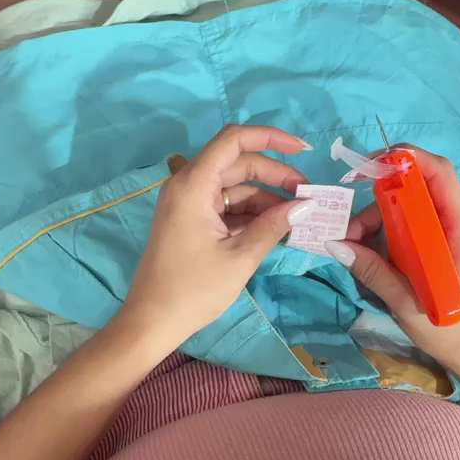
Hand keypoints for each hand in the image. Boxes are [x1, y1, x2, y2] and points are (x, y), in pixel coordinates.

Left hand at [115, 124, 313, 352]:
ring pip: (234, 186)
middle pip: (238, 163)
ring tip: (298, 215)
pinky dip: (250, 212)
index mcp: (193, 185)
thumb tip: (305, 205)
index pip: (233, 140)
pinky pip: (225, 205)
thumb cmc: (192, 290)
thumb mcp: (239, 258)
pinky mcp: (190, 221)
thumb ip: (273, 226)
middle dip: (275, 174)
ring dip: (266, 196)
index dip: (270, 137)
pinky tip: (276, 226)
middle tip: (308, 195)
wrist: (151, 322)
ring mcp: (187, 203)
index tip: (302, 150)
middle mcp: (187, 185)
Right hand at [326, 145, 459, 384]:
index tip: (367, 167)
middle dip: (379, 199)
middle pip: (417, 187)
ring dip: (378, 220)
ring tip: (355, 247)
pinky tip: (369, 254)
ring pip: (409, 207)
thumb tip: (336, 244)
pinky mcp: (441, 247)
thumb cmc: (452, 329)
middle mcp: (457, 222)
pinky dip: (387, 233)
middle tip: (350, 227)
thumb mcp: (407, 302)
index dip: (404, 159)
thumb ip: (373, 271)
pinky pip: (411, 226)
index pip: (437, 172)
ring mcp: (450, 233)